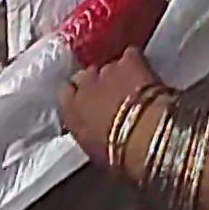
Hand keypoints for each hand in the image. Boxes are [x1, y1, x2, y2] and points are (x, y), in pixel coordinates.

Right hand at [58, 47, 164, 172]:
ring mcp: (108, 67)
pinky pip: (131, 55)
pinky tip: (143, 71)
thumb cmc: (114, 154)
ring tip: (131, 85)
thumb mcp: (90, 146)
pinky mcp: (130, 57)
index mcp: (71, 109)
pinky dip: (135, 62)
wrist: (142, 134)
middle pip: (87, 75)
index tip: (87, 101)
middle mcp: (86, 83)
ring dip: (117, 74)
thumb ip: (85, 127)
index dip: (77, 94)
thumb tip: (92, 124)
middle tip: (110, 94)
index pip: (66, 92)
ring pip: (110, 66)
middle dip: (96, 82)